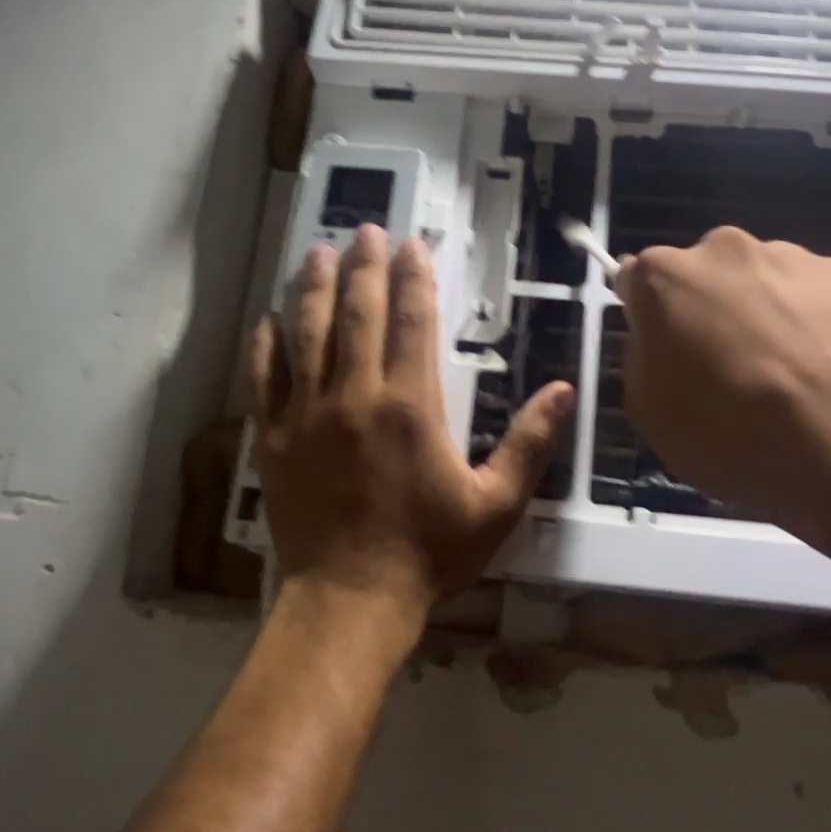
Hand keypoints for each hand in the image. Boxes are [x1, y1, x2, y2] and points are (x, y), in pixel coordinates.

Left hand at [248, 225, 576, 619]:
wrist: (350, 600)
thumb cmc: (429, 552)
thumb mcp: (496, 505)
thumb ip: (530, 444)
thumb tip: (565, 391)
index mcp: (411, 406)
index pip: (411, 322)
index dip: (413, 279)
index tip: (412, 246)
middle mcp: (356, 396)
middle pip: (358, 315)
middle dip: (365, 267)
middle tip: (366, 231)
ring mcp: (308, 414)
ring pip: (308, 333)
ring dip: (316, 288)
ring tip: (320, 251)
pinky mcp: (275, 437)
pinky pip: (265, 378)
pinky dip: (266, 343)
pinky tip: (270, 319)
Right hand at [615, 227, 830, 542]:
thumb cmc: (726, 432)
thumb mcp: (648, 410)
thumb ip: (643, 354)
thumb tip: (656, 332)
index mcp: (664, 276)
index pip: (638, 278)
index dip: (649, 314)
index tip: (665, 348)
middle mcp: (723, 249)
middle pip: (704, 273)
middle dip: (708, 308)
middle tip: (726, 365)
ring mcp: (788, 256)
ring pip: (761, 279)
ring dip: (762, 311)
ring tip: (785, 372)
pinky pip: (812, 292)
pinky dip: (812, 319)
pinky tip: (823, 366)